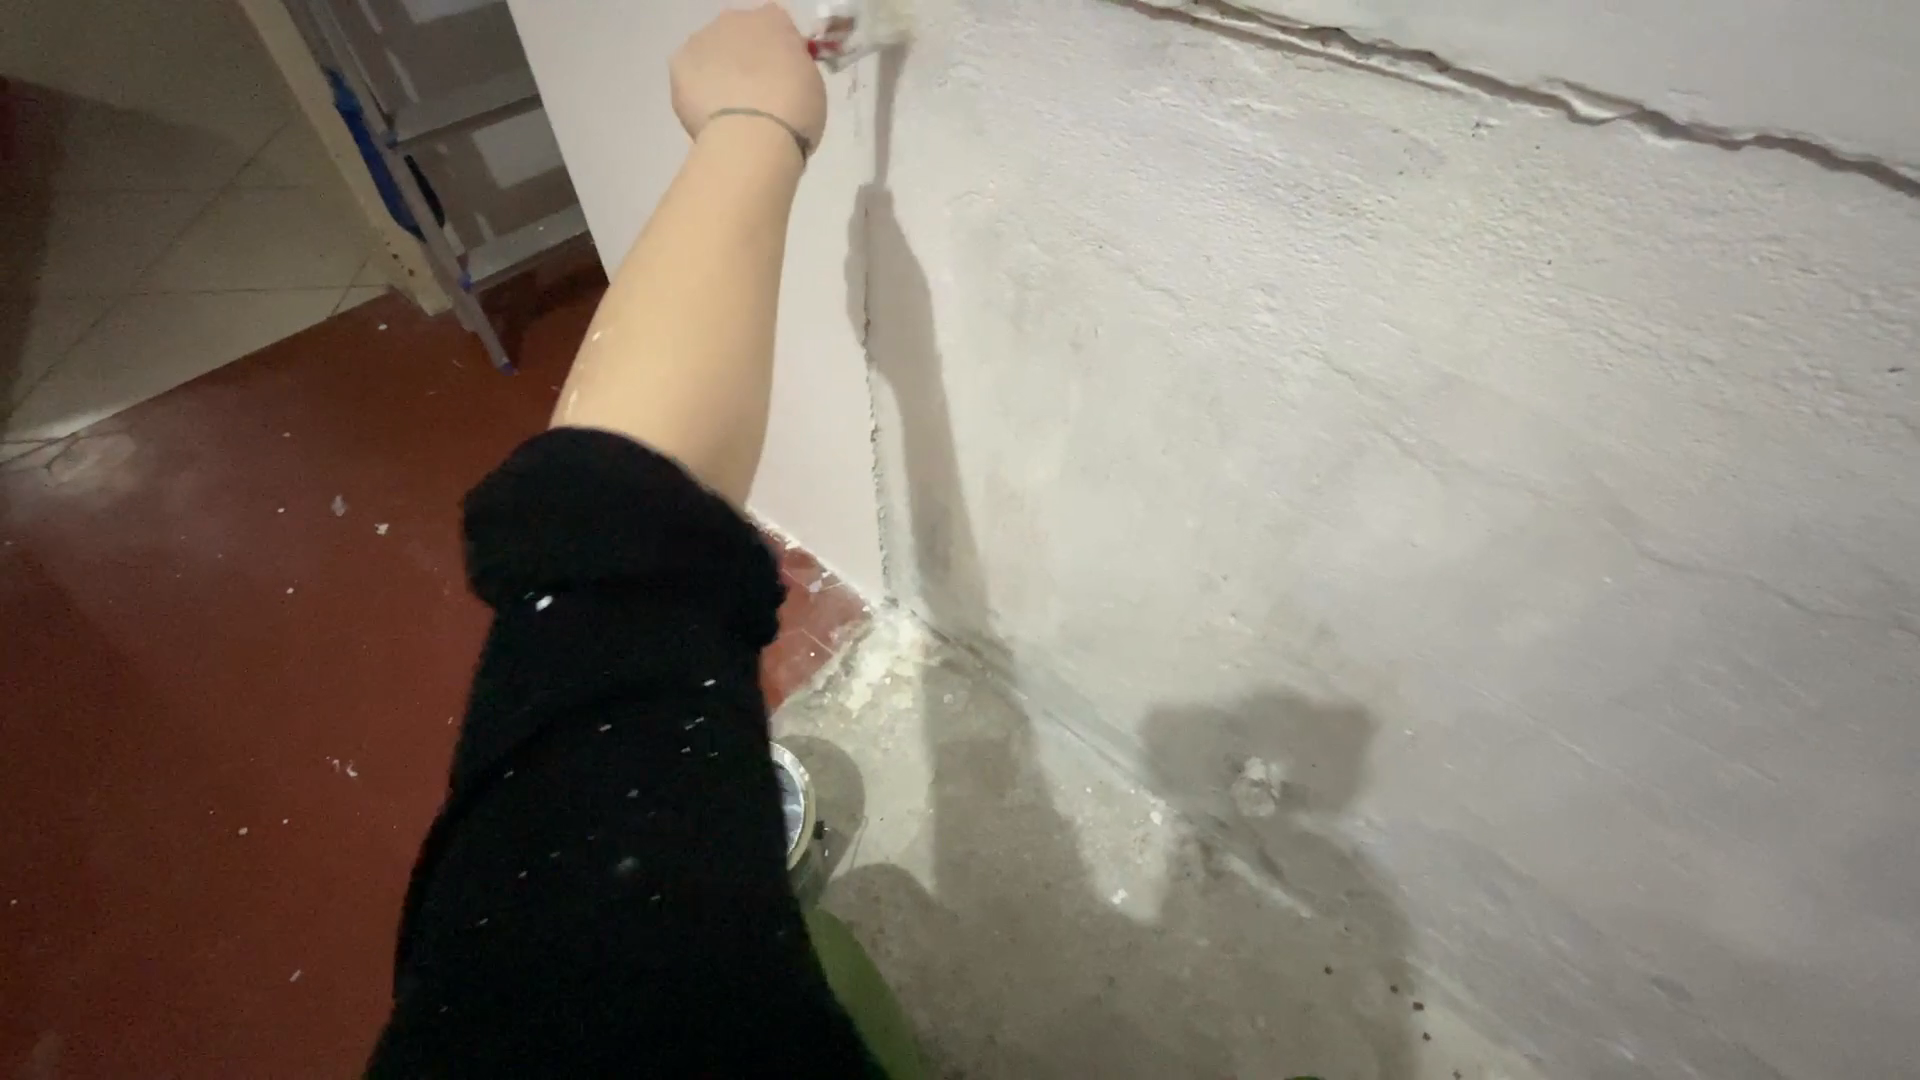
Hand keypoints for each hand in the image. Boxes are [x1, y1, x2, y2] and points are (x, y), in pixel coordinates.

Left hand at [671, 5, 827, 149]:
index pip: (777, 27)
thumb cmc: (794, 114)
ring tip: (732, 117)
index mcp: (773, 21)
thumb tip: (783, 70)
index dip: (780, 55)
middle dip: (745, 63)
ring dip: (719, 77)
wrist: (754, 137)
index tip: (784, 81)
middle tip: (757, 101)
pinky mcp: (679, 65)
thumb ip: (795, 68)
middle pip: (739, 36)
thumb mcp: (812, 86)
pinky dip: (698, 95)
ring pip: (711, 55)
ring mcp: (702, 39)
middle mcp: (734, 19)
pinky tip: (712, 121)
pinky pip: (689, 77)